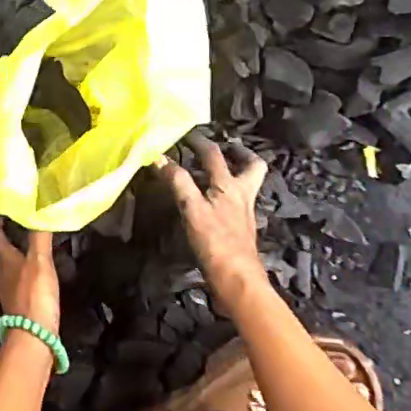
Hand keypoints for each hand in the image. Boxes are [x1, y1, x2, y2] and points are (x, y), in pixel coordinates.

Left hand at [0, 214, 60, 332]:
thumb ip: (39, 238)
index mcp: (4, 263)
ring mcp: (7, 296)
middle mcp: (0, 279)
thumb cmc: (34, 294)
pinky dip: (15, 288)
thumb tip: (39, 211)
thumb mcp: (39, 262)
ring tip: (7, 267)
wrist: (35, 335)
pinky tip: (24, 287)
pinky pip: (12, 294)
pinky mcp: (18, 312)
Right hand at [157, 131, 268, 293]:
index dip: (197, 141)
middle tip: (223, 147)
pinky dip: (224, 190)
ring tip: (210, 169)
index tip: (182, 133)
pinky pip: (234, 198)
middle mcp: (242, 194)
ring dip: (233, 171)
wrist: (236, 277)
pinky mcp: (239, 224)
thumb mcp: (191, 208)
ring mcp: (243, 210)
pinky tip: (208, 196)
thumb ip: (177, 181)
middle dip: (239, 153)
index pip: (214, 155)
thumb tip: (159, 158)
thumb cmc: (215, 240)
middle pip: (251, 166)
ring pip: (246, 182)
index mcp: (231, 186)